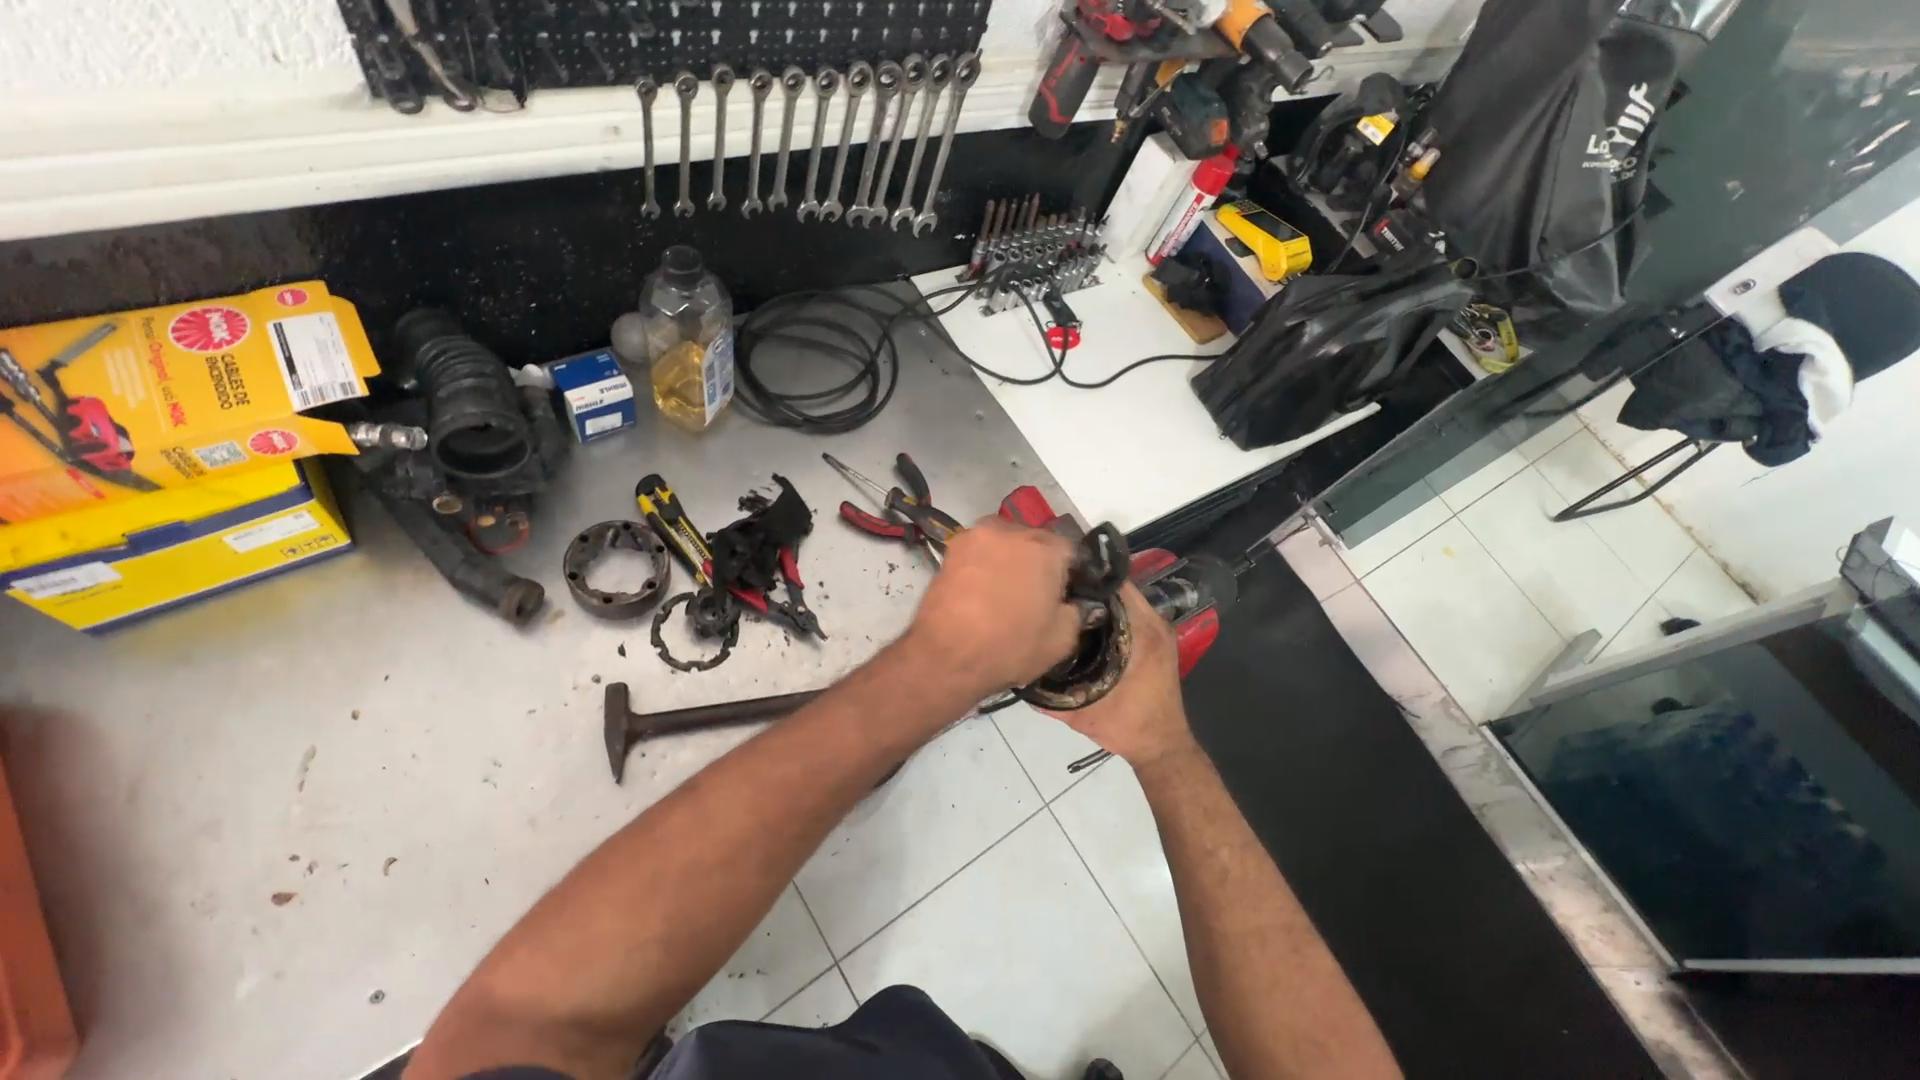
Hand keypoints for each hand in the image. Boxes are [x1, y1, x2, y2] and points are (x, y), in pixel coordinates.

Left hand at [906, 517, 1082, 697]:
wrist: (946, 655)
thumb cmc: (1010, 646)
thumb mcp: (1061, 640)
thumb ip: (1078, 613)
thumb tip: (1076, 604)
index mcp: (1045, 547)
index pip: (1070, 552)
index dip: (1071, 575)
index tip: (1065, 597)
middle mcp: (1011, 531)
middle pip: (1034, 542)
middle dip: (1038, 563)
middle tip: (1033, 597)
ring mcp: (976, 536)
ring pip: (1004, 544)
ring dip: (1008, 561)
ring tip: (1003, 595)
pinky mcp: (950, 550)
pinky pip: (979, 553)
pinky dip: (983, 567)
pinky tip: (981, 594)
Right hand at [1047, 583, 1199, 769]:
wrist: (1161, 747)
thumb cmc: (1128, 727)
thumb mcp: (1082, 712)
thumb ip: (1049, 697)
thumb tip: (1019, 670)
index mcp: (1143, 632)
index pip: (1113, 584)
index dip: (1083, 577)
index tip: (1055, 579)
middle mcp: (1154, 623)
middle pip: (1117, 588)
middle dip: (1086, 586)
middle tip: (1052, 590)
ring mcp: (1157, 630)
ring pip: (1123, 599)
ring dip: (1096, 599)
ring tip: (1063, 603)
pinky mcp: (1155, 639)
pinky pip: (1128, 613)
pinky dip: (1107, 612)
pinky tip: (1080, 623)